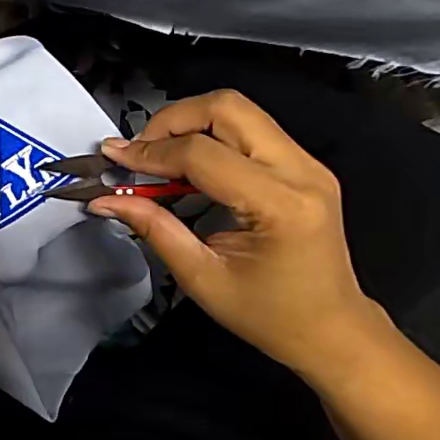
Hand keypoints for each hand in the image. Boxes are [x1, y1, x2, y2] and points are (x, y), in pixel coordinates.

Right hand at [87, 90, 387, 378]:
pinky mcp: (302, 163)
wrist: (333, 331)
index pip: (202, 154)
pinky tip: (187, 163)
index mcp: (281, 205)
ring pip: (236, 109)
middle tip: (141, 151)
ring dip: (189, 122)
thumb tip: (106, 199)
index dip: (151, 153)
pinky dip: (208, 133)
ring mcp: (307, 163)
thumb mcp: (201, 277)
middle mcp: (301, 172)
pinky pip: (247, 126)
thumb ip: (153, 228)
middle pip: (225, 108)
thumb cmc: (271, 315)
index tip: (115, 158)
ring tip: (160, 155)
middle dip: (172, 120)